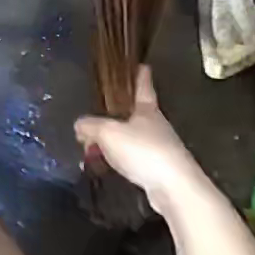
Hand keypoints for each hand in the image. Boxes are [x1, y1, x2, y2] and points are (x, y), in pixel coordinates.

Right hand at [73, 67, 197, 194]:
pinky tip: (103, 165)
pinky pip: (131, 157)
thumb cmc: (143, 151)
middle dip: (113, 116)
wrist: (175, 188)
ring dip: (111, 141)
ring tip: (90, 148)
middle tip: (92, 120)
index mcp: (147, 111)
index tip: (141, 65)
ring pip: (130, 138)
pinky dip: (116, 159)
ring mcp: (159, 148)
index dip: (140, 76)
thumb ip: (90, 126)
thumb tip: (79, 125)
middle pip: (132, 115)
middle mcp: (156, 126)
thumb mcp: (108, 133)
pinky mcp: (157, 168)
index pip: (143, 87)